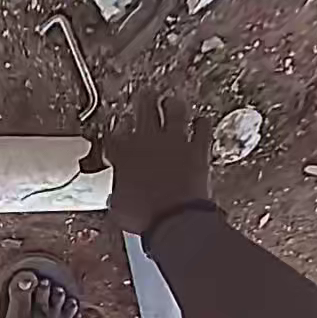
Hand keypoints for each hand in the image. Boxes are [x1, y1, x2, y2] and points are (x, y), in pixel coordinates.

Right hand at [103, 93, 213, 235]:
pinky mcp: (198, 149)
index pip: (113, 135)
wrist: (175, 221)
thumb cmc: (145, 217)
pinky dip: (201, 123)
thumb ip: (117, 196)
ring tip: (172, 102)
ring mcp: (175, 142)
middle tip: (145, 96)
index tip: (115, 135)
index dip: (113, 134)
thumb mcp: (119, 209)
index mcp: (124, 154)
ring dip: (172, 105)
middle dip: (144, 100)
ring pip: (175, 109)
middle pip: (144, 108)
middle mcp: (149, 141)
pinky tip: (201, 121)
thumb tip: (115, 199)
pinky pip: (203, 127)